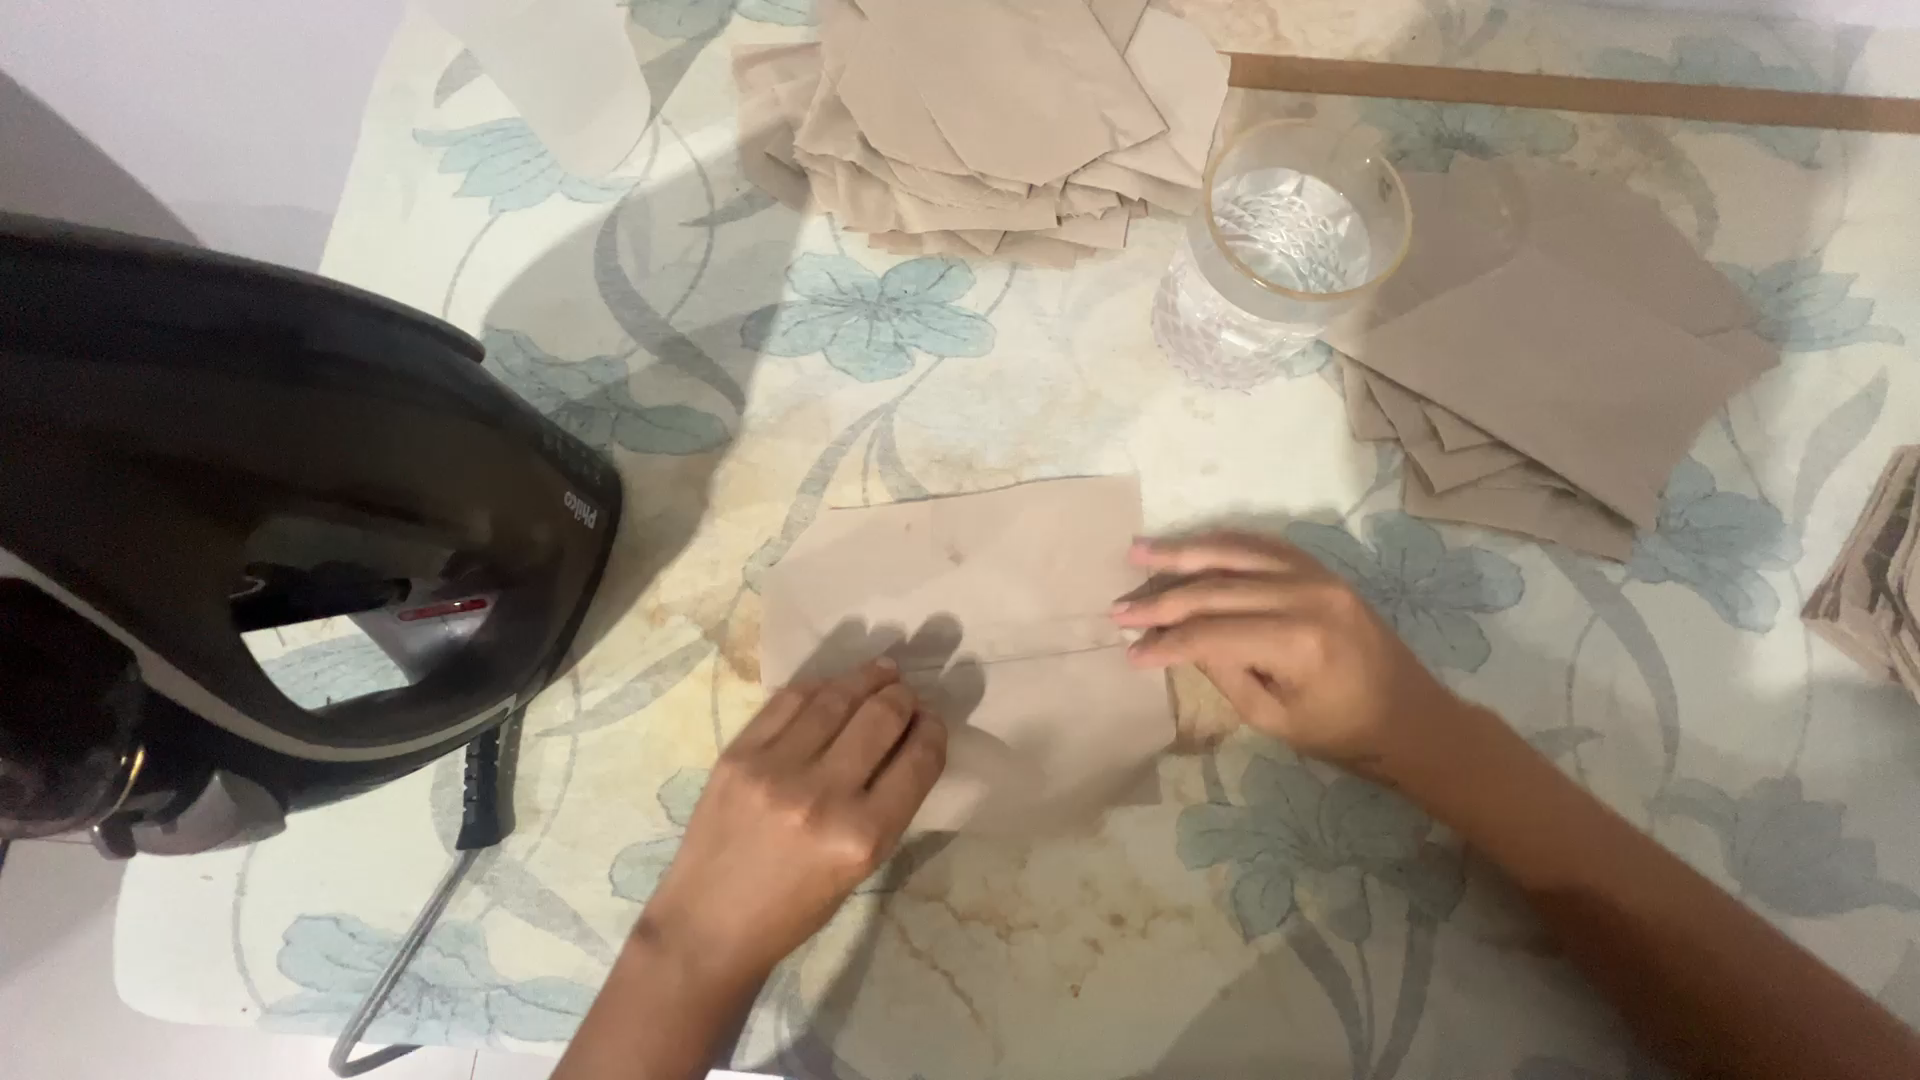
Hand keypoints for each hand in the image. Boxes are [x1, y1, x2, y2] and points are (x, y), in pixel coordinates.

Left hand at [637, 658, 945, 987]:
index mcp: (863, 837)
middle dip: (904, 698)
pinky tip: (834, 686)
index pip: (919, 759)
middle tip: (907, 695)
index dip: (934, 730)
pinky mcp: (738, 754)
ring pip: (836, 698)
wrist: (708, 926)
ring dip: (867, 678)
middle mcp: (823, 797)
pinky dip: (820, 686)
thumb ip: (888, 802)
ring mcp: (775, 770)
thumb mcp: (861, 866)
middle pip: (881, 717)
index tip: (931, 721)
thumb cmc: (795, 908)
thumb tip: (909, 738)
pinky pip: (789, 700)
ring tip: (882, 671)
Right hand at [1111, 531, 1469, 776]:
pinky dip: (1221, 544)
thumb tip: (1180, 641)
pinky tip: (1190, 546)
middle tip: (1118, 607)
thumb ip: (1223, 672)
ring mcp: (1317, 575)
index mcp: (1298, 642)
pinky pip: (1262, 545)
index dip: (1165, 643)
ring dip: (1181, 553)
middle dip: (1160, 599)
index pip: (1210, 634)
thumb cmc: (1341, 731)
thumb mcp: (1273, 718)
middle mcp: (1306, 596)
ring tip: (1138, 552)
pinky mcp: (1321, 569)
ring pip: (1233, 554)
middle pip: (1214, 589)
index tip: (1130, 652)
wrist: (1412, 716)